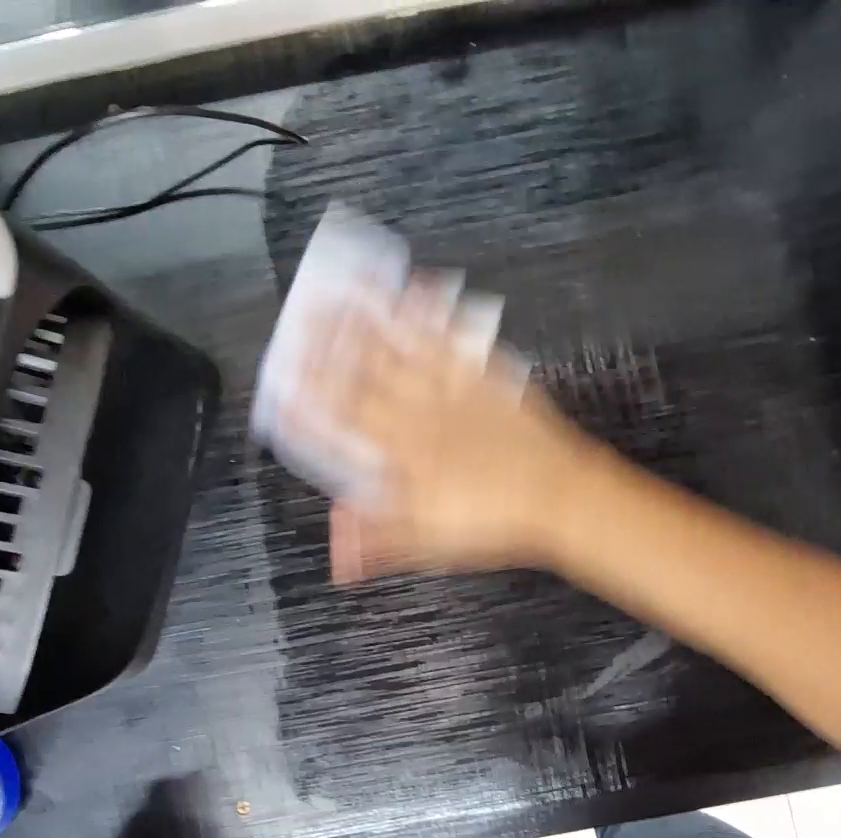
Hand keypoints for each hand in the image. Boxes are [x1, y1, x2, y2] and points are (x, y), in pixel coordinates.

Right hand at [312, 292, 606, 582]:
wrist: (557, 497)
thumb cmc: (494, 522)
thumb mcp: (429, 542)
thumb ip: (378, 539)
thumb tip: (337, 550)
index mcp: (402, 454)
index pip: (344, 424)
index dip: (310, 405)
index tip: (283, 387)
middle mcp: (421, 414)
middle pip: (366, 377)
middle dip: (328, 349)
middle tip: (300, 321)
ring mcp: (454, 390)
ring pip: (403, 350)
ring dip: (371, 321)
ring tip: (344, 293)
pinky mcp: (486, 376)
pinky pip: (453, 338)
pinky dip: (433, 312)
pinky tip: (419, 286)